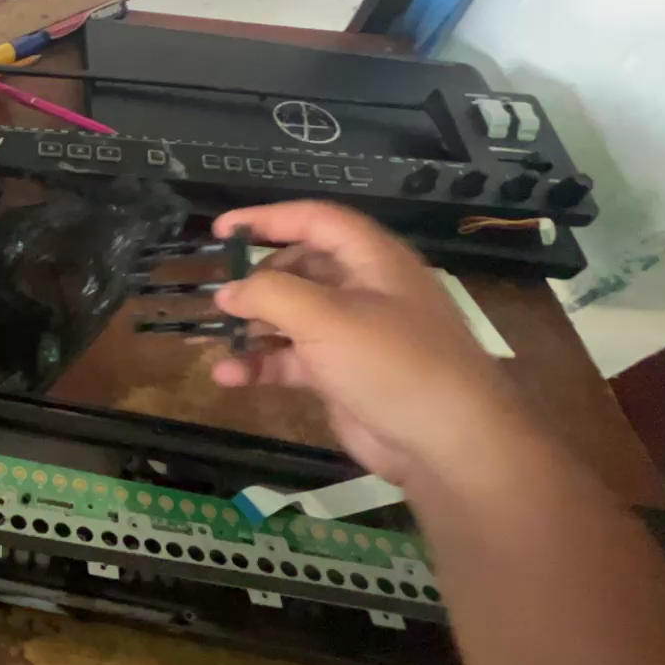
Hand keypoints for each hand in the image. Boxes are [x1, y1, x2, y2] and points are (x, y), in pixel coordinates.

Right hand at [209, 201, 539, 483]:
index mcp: (373, 262)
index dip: (267, 219)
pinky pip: (288, 357)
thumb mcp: (326, 318)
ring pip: (288, 316)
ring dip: (250, 327)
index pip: (315, 221)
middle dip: (255, 282)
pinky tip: (228, 376)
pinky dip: (258, 364)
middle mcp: (363, 291)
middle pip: (298, 269)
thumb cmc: (393, 365)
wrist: (448, 446)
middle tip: (221, 296)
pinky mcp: (338, 372)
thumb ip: (269, 295)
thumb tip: (227, 292)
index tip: (219, 231)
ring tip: (215, 339)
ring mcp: (350, 334)